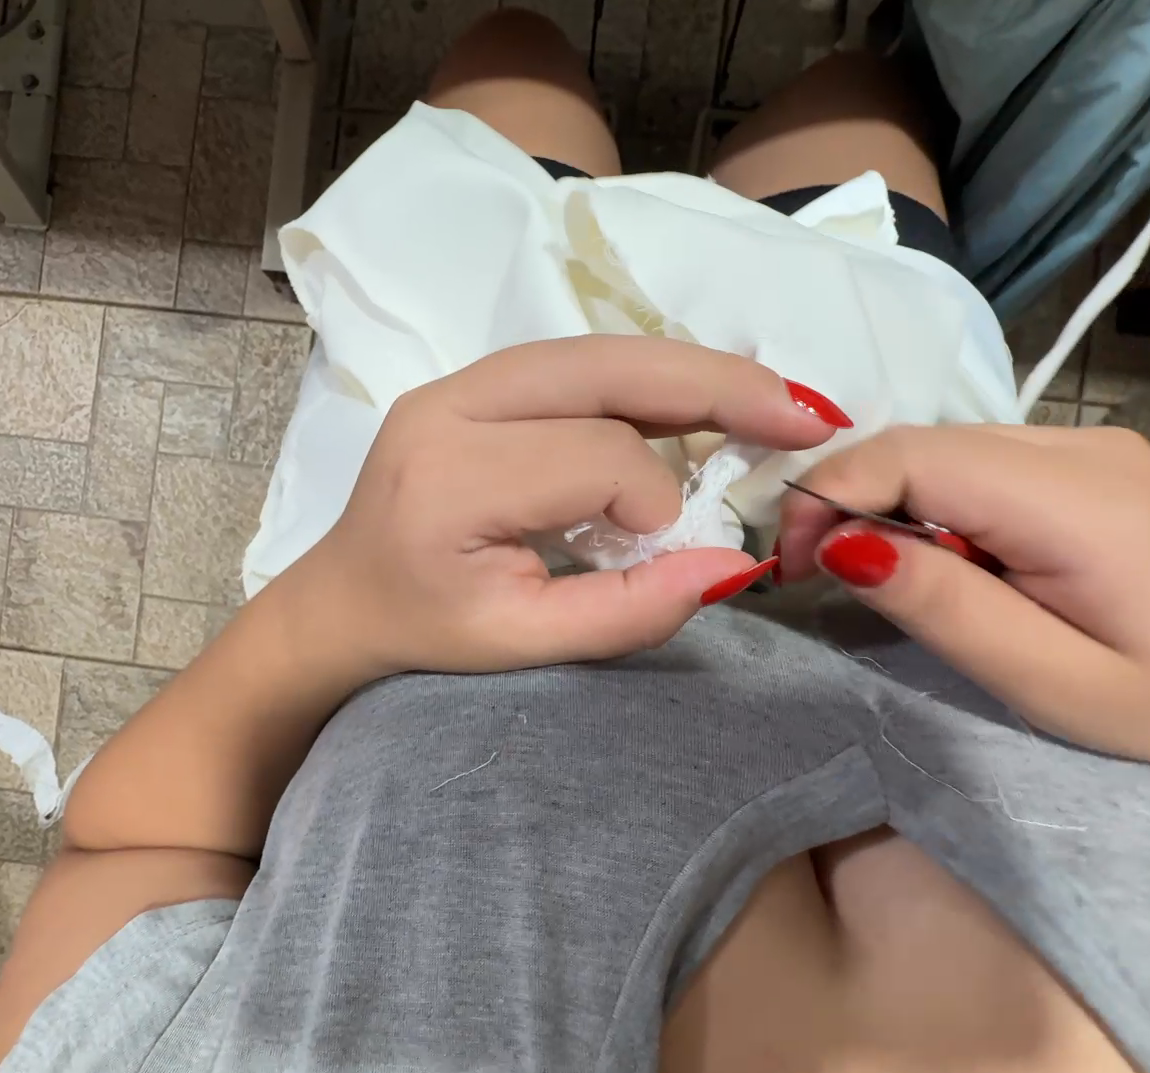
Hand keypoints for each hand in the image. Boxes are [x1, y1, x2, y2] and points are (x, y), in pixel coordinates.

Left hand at [270, 335, 843, 683]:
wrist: (342, 603)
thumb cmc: (424, 633)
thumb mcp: (520, 644)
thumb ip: (625, 613)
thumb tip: (735, 564)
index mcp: (449, 480)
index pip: (591, 457)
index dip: (649, 498)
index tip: (659, 543)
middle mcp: (446, 407)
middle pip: (602, 367)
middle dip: (715, 385)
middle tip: (807, 415)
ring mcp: (452, 384)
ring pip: (593, 351)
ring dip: (686, 373)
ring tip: (766, 403)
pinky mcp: (466, 383)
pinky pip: (572, 364)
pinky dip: (641, 380)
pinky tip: (693, 400)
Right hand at [775, 424, 1149, 911]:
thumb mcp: (1050, 683)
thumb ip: (943, 607)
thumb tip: (841, 543)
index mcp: (1077, 498)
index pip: (908, 455)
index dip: (826, 493)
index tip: (792, 563)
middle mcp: (1080, 446)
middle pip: (915, 443)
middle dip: (840, 498)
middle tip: (812, 572)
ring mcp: (1088, 446)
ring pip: (935, 447)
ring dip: (877, 500)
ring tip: (866, 570)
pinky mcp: (1086, 462)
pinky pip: (969, 461)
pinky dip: (920, 499)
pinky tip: (929, 553)